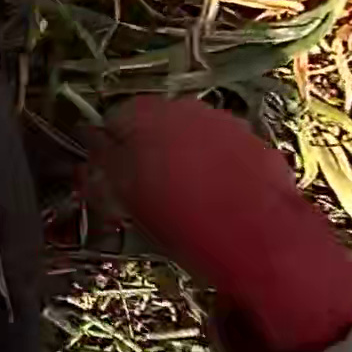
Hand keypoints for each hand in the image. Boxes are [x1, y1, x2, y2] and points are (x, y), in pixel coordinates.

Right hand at [100, 96, 351, 351]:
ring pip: (190, 134)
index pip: (112, 118)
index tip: (112, 175)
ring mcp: (225, 122)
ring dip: (183, 155)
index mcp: (144, 113)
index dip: (109, 148)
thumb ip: (102, 159)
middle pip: (152, 122)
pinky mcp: (258, 144)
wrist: (265, 243)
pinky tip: (219, 199)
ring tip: (185, 196)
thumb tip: (87, 136)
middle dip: (146, 148)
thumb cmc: (181, 217)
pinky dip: (218, 166)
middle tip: (145, 188)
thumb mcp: (125, 193)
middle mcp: (184, 107)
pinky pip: (225, 150)